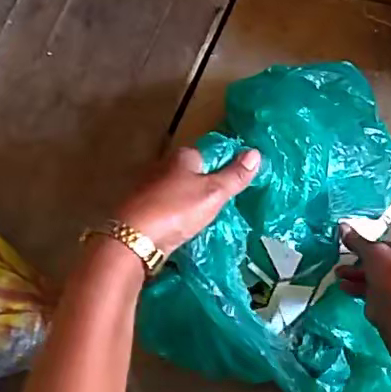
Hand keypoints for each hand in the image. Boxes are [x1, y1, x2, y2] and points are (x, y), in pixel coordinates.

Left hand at [114, 145, 260, 255]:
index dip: (222, 168)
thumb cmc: (177, 210)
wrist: (134, 238)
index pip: (208, 155)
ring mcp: (148, 189)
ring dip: (187, 204)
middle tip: (220, 206)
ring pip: (176, 192)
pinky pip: (164, 210)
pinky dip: (173, 217)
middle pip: (190, 174)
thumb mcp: (213, 193)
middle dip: (203, 186)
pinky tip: (180, 229)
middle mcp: (162, 167)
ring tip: (202, 221)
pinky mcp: (140, 210)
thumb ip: (234, 175)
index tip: (233, 185)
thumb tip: (256, 152)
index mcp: (182, 157)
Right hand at [338, 226, 390, 326]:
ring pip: (368, 276)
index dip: (365, 245)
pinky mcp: (381, 298)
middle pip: (373, 261)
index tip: (350, 246)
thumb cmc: (388, 272)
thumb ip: (356, 241)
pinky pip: (365, 289)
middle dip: (355, 262)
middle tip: (341, 263)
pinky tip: (342, 286)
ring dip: (352, 274)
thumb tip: (342, 226)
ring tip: (338, 274)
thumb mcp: (371, 251)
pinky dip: (354, 286)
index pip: (382, 245)